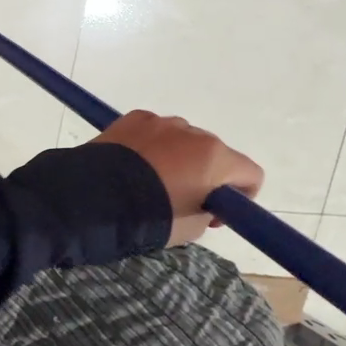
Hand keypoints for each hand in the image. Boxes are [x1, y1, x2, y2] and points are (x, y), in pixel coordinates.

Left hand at [93, 110, 263, 246]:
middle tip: (180, 197)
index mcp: (216, 157)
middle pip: (213, 153)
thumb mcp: (193, 227)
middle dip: (204, 174)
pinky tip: (131, 164)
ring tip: (149, 180)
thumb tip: (202, 203)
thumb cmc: (151, 216)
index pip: (250, 173)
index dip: (240, 196)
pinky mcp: (130, 119)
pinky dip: (148, 145)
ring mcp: (160, 122)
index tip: (216, 213)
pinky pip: (151, 132)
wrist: (95, 196)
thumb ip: (209, 210)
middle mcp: (192, 132)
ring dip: (176, 156)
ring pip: (181, 140)